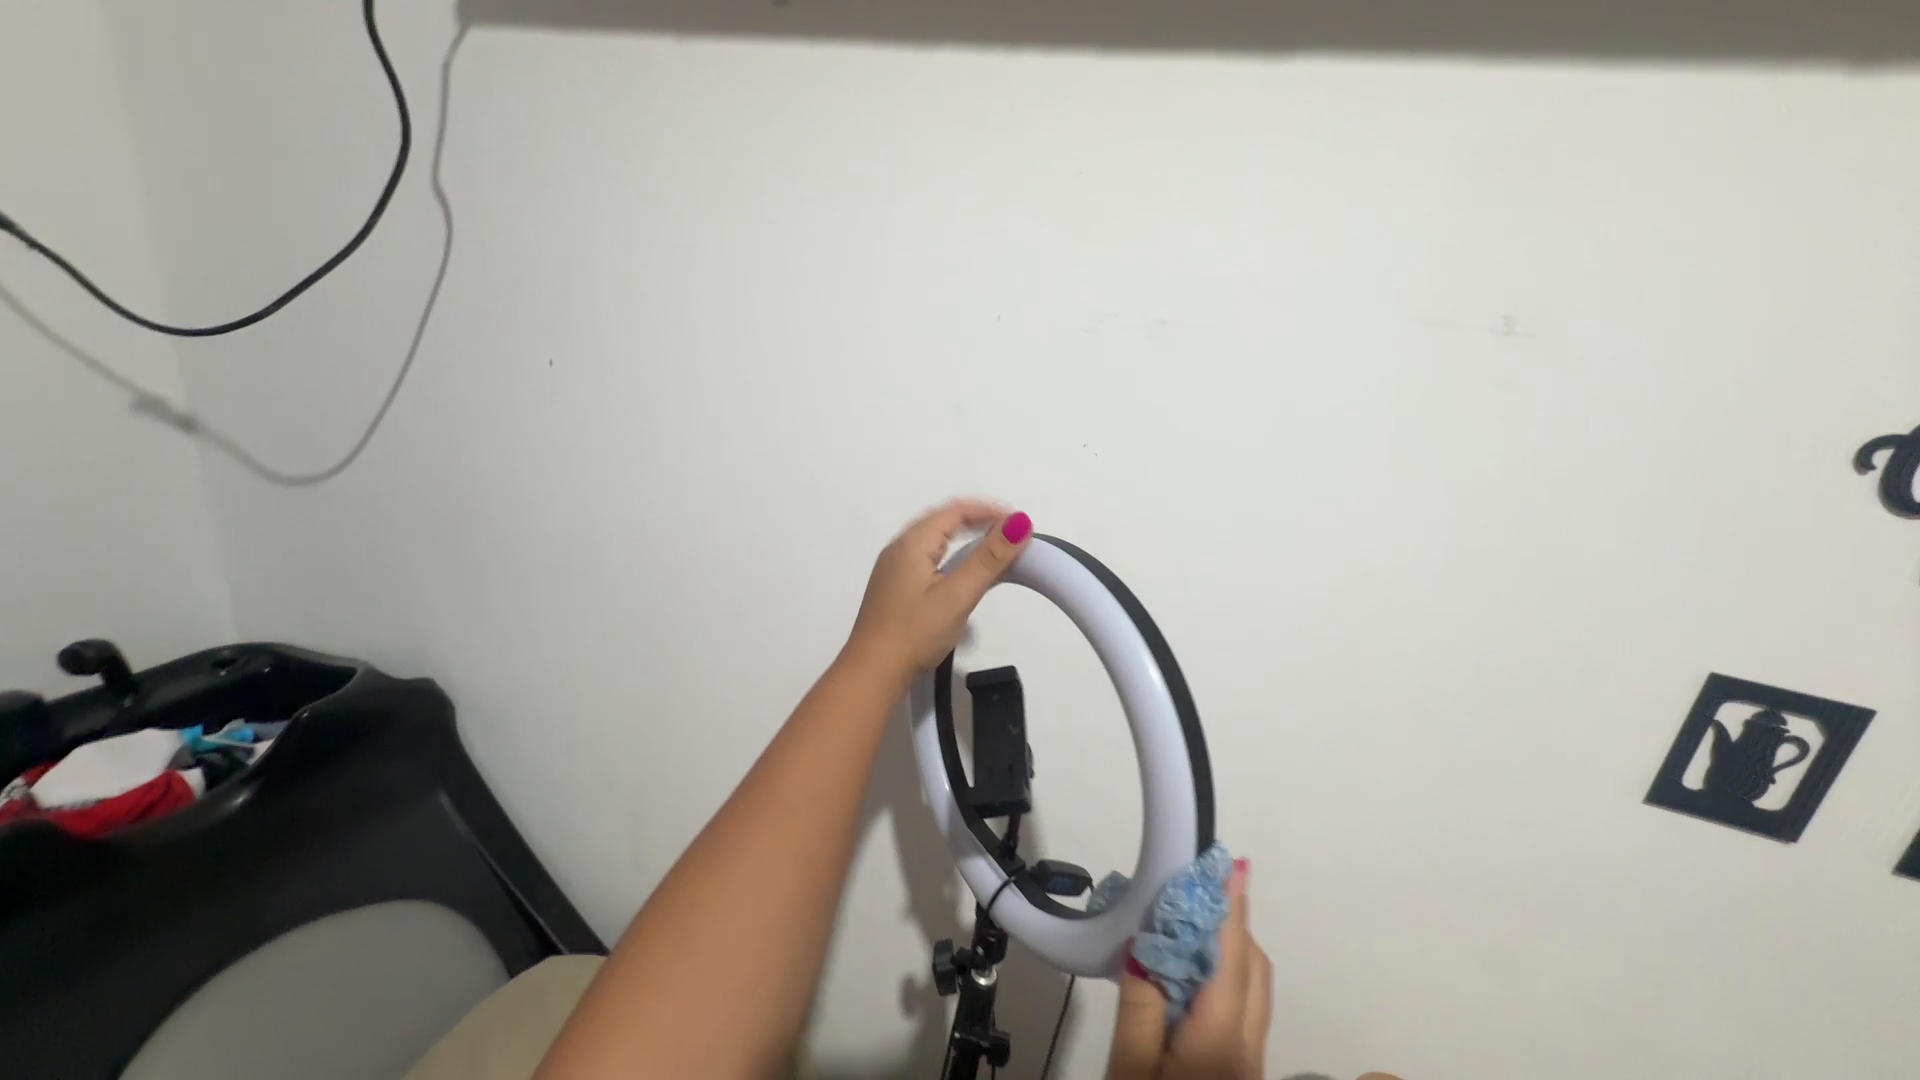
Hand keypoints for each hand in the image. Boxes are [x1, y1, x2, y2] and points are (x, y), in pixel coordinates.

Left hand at [841, 499, 1033, 680]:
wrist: (872, 672)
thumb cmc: (915, 633)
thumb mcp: (958, 595)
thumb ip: (989, 558)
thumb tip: (1019, 522)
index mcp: (912, 543)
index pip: (955, 511)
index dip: (989, 511)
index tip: (1020, 523)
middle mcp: (899, 548)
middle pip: (942, 520)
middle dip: (978, 520)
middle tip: (1010, 533)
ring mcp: (893, 569)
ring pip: (933, 539)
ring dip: (964, 537)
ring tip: (993, 548)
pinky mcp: (894, 588)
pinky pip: (927, 557)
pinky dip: (951, 554)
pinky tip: (962, 573)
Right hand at [1108, 859, 1272, 1079]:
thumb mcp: (1128, 1070)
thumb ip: (1140, 1007)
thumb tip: (1144, 944)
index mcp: (1221, 1042)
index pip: (1230, 960)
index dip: (1229, 908)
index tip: (1229, 864)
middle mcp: (1248, 1050)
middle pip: (1254, 971)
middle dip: (1233, 923)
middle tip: (1199, 885)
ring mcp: (1250, 1066)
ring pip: (1255, 992)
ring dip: (1231, 951)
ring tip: (1190, 922)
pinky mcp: (1241, 1075)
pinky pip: (1245, 1013)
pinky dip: (1226, 979)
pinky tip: (1190, 975)